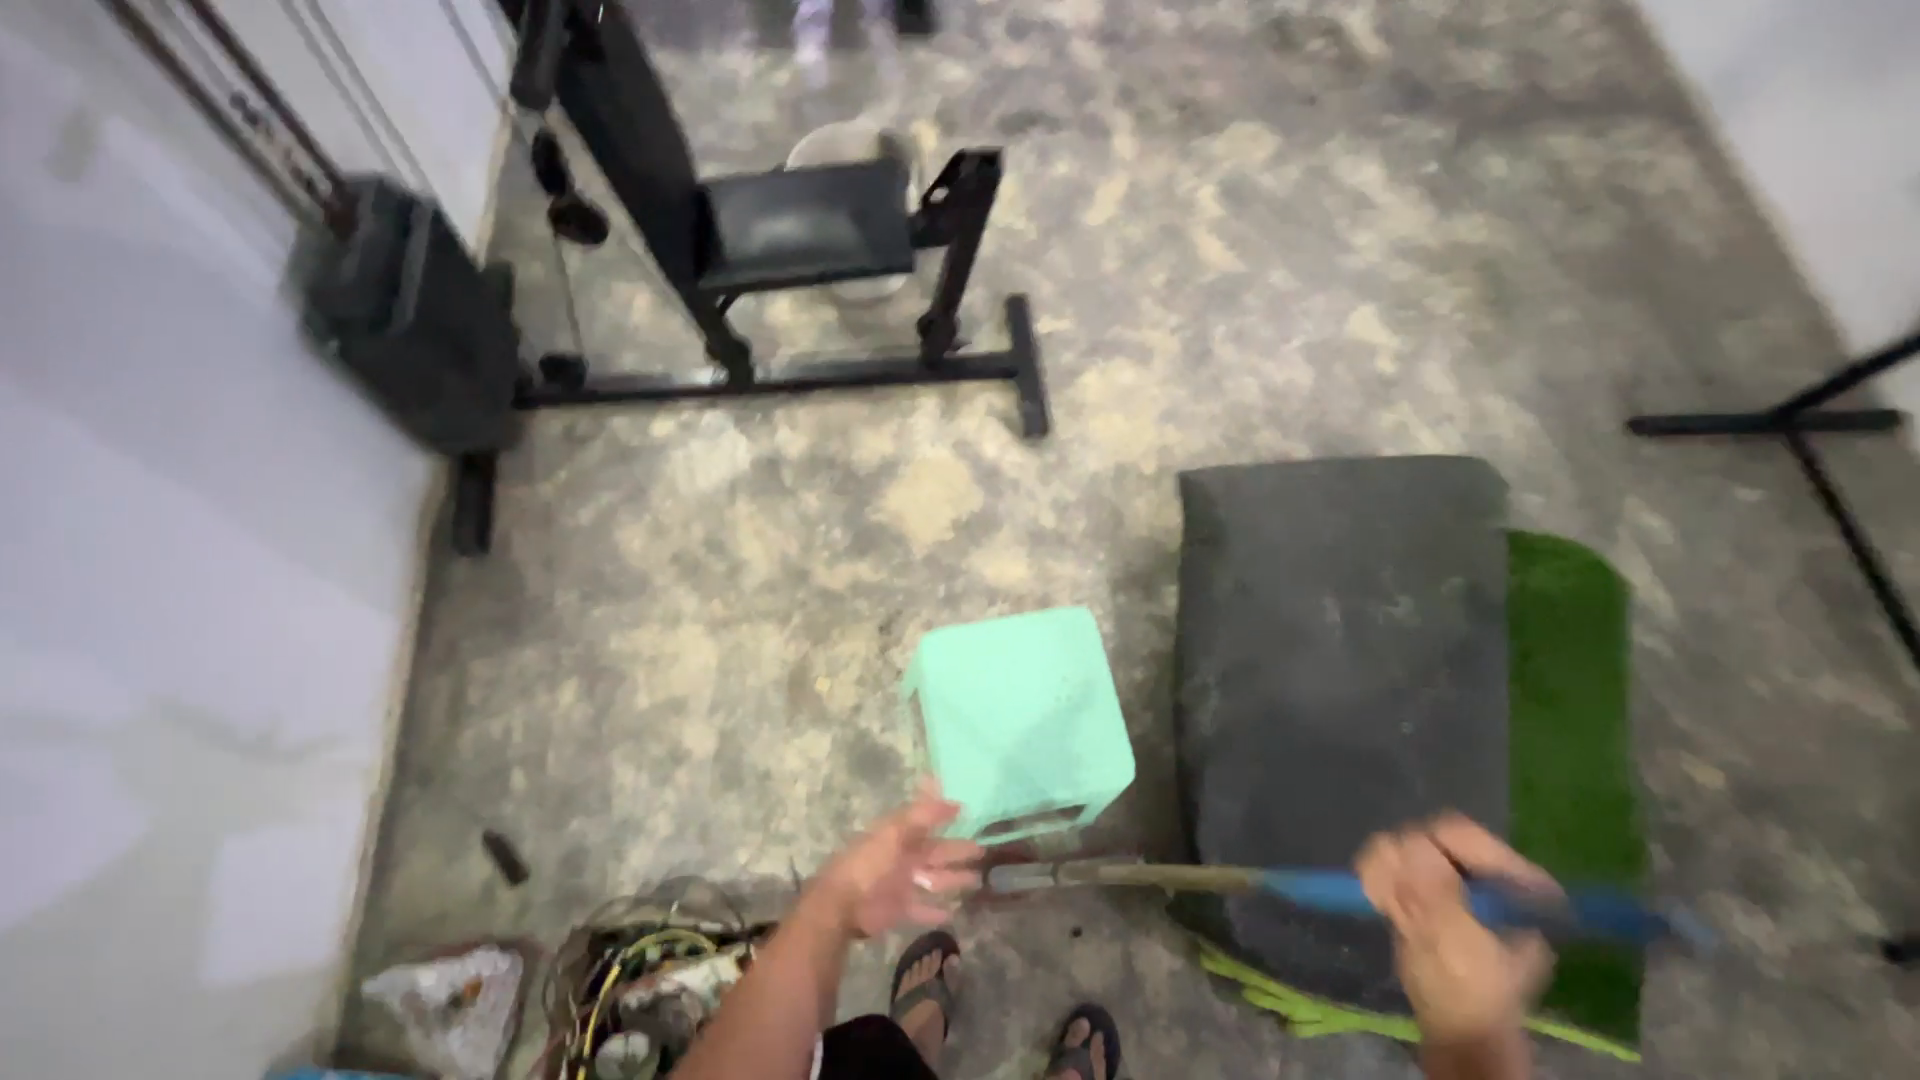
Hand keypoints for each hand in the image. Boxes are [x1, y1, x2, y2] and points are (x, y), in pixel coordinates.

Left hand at [807, 780, 982, 938]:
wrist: (842, 904)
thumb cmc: (869, 863)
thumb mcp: (895, 831)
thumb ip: (923, 814)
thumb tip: (953, 800)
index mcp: (897, 835)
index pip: (924, 822)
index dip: (943, 817)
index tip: (965, 812)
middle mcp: (900, 857)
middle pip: (933, 852)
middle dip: (955, 851)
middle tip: (981, 851)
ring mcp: (900, 884)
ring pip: (932, 879)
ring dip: (952, 879)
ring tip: (976, 880)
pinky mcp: (898, 908)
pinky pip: (921, 907)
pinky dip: (934, 910)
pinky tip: (953, 912)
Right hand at [1355, 813, 1559, 1042]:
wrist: (1455, 1032)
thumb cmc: (1468, 996)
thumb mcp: (1457, 948)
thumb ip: (1437, 895)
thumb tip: (1410, 842)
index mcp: (1516, 879)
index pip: (1457, 834)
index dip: (1423, 853)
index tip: (1404, 888)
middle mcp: (1487, 869)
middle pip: (1424, 837)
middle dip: (1401, 871)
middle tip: (1396, 908)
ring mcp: (1455, 877)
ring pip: (1400, 846)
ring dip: (1386, 878)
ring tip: (1393, 914)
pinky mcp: (1426, 886)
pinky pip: (1386, 861)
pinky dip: (1376, 881)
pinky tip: (1385, 909)